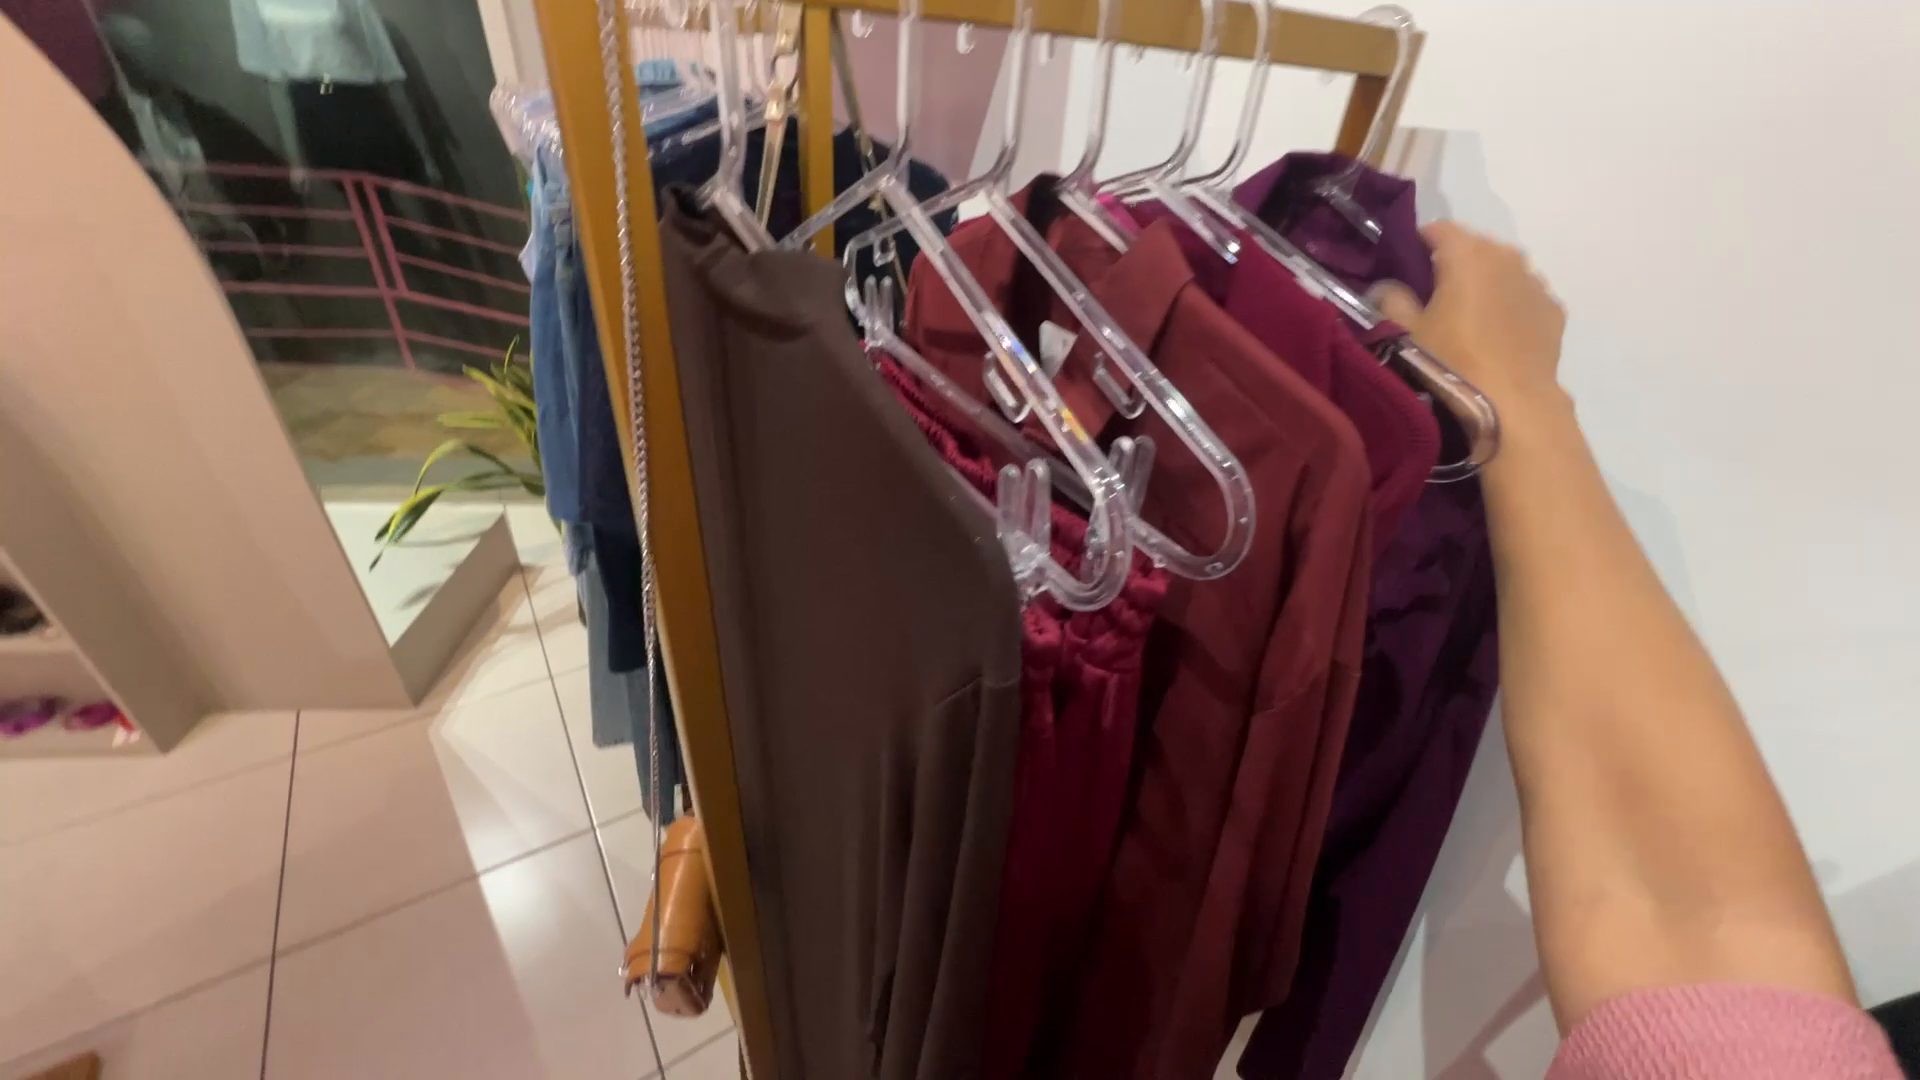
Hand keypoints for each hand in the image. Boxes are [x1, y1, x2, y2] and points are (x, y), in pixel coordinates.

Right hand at [1374, 222, 1568, 419]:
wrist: (1511, 405)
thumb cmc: (1449, 363)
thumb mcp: (1403, 333)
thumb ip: (1391, 300)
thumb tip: (1386, 286)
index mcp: (1468, 256)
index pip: (1438, 229)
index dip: (1415, 243)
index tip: (1400, 265)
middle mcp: (1508, 258)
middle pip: (1474, 247)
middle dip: (1451, 262)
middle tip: (1427, 294)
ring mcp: (1536, 283)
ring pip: (1501, 270)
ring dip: (1481, 283)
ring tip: (1461, 316)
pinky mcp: (1552, 311)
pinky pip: (1521, 295)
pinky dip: (1505, 304)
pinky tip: (1490, 334)